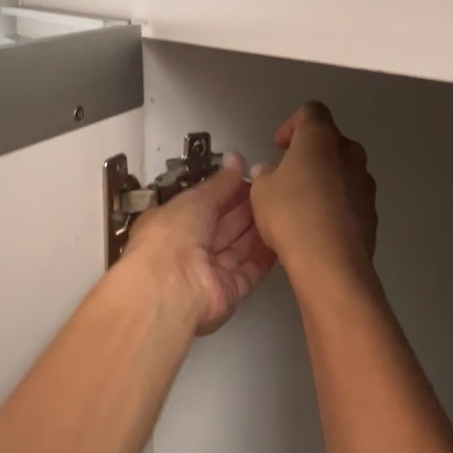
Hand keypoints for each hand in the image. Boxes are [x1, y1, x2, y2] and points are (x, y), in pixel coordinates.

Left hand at [123, 153, 277, 335]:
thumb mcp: (195, 199)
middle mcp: (191, 249)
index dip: (227, 192)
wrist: (170, 288)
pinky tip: (282, 237)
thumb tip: (236, 160)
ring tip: (280, 208)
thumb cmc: (173, 235)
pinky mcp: (229, 292)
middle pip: (224, 227)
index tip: (250, 177)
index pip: (205, 205)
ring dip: (257, 229)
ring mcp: (210, 273)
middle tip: (270, 191)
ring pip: (239, 248)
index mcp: (174, 224)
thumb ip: (220, 182)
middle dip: (245, 209)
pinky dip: (265, 255)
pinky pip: (251, 270)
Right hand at [250, 102, 377, 279]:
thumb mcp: (261, 191)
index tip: (279, 146)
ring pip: (343, 168)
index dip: (293, 124)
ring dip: (326, 177)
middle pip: (331, 140)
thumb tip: (271, 171)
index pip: (312, 112)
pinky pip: (351, 196)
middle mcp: (349, 152)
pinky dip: (337, 201)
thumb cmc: (290, 214)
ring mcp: (365, 181)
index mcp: (321, 138)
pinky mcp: (372, 209)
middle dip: (311, 151)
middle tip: (290, 172)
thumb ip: (266, 174)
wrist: (331, 262)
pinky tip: (320, 223)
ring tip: (304, 201)